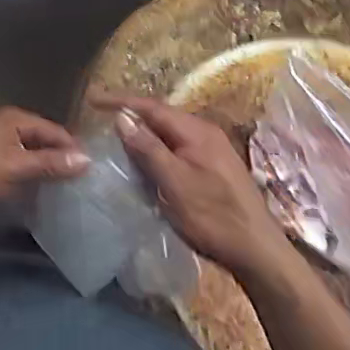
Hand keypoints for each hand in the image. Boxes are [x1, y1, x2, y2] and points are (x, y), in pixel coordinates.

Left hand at [0, 107, 88, 209]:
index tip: (91, 171)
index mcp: (16, 118)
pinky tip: (34, 191)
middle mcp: (7, 123)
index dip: (73, 149)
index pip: (56, 131)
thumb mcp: (15, 167)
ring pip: (29, 153)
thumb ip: (50, 163)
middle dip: (59, 159)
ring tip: (61, 190)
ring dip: (42, 169)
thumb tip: (87, 159)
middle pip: (43, 140)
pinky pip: (15, 162)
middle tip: (79, 183)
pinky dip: (26, 174)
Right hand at [94, 95, 297, 281]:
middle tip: (100, 119)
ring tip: (116, 139)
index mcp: (196, 131)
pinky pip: (177, 148)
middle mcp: (205, 132)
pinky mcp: (213, 168)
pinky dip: (156, 150)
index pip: (152, 106)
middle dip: (131, 115)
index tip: (93, 98)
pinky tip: (145, 163)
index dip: (121, 101)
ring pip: (169, 134)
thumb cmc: (213, 217)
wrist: (257, 251)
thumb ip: (148, 149)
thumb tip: (122, 118)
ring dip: (143, 134)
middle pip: (161, 116)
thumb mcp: (175, 184)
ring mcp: (212, 150)